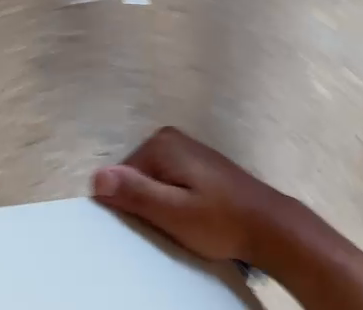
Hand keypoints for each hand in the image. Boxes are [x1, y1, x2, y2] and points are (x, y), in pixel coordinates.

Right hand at [90, 127, 293, 264]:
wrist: (266, 224)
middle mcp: (171, 138)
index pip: (121, 178)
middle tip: (170, 224)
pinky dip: (174, 201)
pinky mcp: (197, 163)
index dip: (132, 206)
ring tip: (184, 221)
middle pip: (136, 178)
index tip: (155, 223)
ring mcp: (185, 149)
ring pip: (152, 182)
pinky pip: (168, 182)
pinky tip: (192, 216)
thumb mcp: (172, 213)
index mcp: (161, 144)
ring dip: (161, 204)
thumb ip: (135, 193)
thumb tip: (96, 177)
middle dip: (147, 203)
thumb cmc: (219, 221)